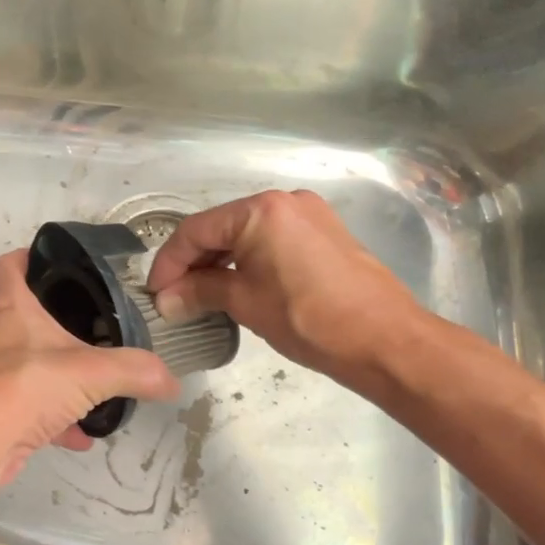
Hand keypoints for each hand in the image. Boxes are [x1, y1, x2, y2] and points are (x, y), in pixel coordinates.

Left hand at [0, 249, 177, 484]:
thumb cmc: (26, 386)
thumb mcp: (92, 373)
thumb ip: (135, 371)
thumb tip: (168, 379)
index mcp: (8, 307)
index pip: (8, 266)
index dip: (26, 257)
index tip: (50, 261)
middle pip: (16, 315)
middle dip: (48, 321)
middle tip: (85, 328)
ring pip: (20, 364)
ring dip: (51, 375)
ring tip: (88, 388)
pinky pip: (21, 406)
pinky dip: (48, 417)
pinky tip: (76, 435)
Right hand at [145, 190, 429, 377]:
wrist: (388, 343)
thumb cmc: (308, 318)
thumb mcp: (243, 303)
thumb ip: (198, 292)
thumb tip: (165, 300)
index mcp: (260, 210)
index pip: (195, 231)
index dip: (168, 263)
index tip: (155, 293)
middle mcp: (285, 201)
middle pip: (220, 228)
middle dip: (193, 263)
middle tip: (175, 296)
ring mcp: (310, 216)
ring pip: (246, 235)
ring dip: (220, 263)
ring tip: (203, 295)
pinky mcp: (327, 236)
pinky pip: (273, 241)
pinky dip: (248, 261)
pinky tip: (239, 287)